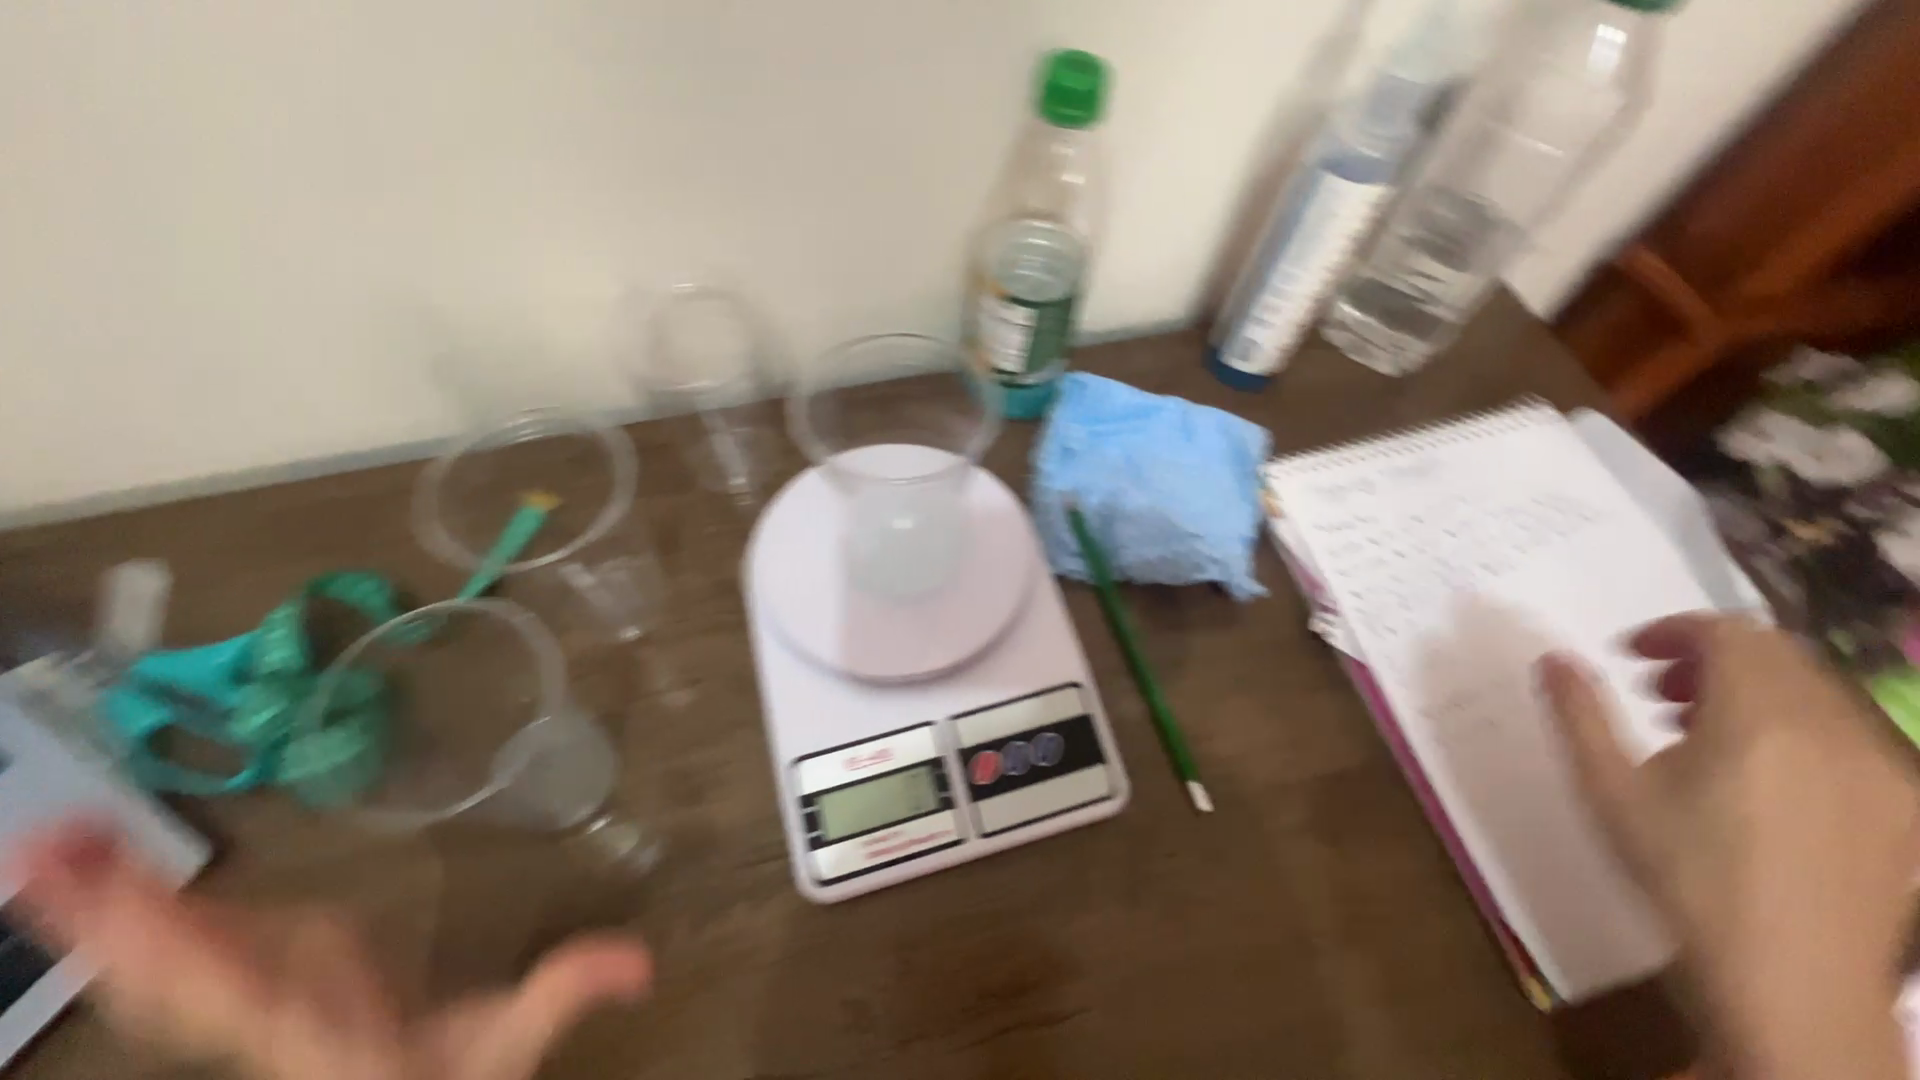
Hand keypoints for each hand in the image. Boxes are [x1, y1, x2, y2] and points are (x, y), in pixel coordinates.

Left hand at [7, 821, 651, 1079]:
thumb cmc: (449, 1075)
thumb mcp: (510, 1045)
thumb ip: (566, 992)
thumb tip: (646, 959)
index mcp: (329, 1029)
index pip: (256, 997)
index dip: (199, 960)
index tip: (150, 918)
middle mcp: (268, 1016)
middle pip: (176, 979)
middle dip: (113, 923)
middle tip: (44, 854)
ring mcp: (249, 1000)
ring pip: (156, 969)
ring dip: (100, 916)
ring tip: (45, 854)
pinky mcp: (250, 981)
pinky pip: (176, 955)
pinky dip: (130, 921)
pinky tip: (97, 887)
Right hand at [1539, 614, 1917, 1079]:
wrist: (1788, 983)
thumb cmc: (1682, 876)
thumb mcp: (1607, 790)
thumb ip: (1578, 713)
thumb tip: (1554, 658)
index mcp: (1759, 718)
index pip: (1729, 632)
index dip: (1675, 630)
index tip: (1630, 656)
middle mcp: (1833, 731)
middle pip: (1777, 655)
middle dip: (1709, 657)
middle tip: (1656, 692)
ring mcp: (1881, 771)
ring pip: (1814, 694)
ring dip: (1751, 691)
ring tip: (1698, 734)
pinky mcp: (1901, 809)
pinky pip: (1846, 737)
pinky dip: (1794, 730)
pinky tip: (1757, 780)